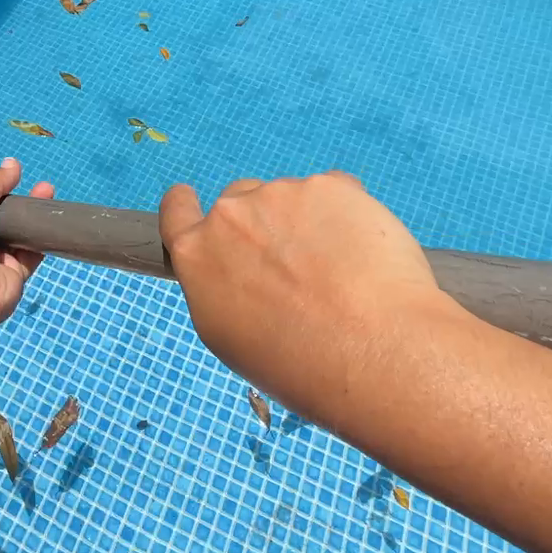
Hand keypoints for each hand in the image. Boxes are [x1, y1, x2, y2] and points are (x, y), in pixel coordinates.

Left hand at [0, 158, 50, 354]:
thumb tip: (13, 164)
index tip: (10, 176)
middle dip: (16, 198)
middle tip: (38, 185)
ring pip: (16, 231)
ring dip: (31, 214)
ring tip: (47, 192)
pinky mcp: (12, 274)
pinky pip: (29, 252)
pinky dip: (40, 238)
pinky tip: (51, 218)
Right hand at [158, 172, 465, 422]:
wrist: (375, 354)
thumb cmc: (297, 366)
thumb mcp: (229, 336)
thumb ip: (217, 285)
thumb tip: (236, 271)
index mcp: (197, 253)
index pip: (176, 210)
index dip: (185, 205)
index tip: (192, 201)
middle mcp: (230, 214)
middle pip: (240, 201)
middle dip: (261, 224)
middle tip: (297, 268)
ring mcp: (280, 194)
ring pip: (291, 199)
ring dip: (308, 222)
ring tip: (344, 273)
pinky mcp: (330, 186)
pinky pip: (336, 193)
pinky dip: (348, 216)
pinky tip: (368, 256)